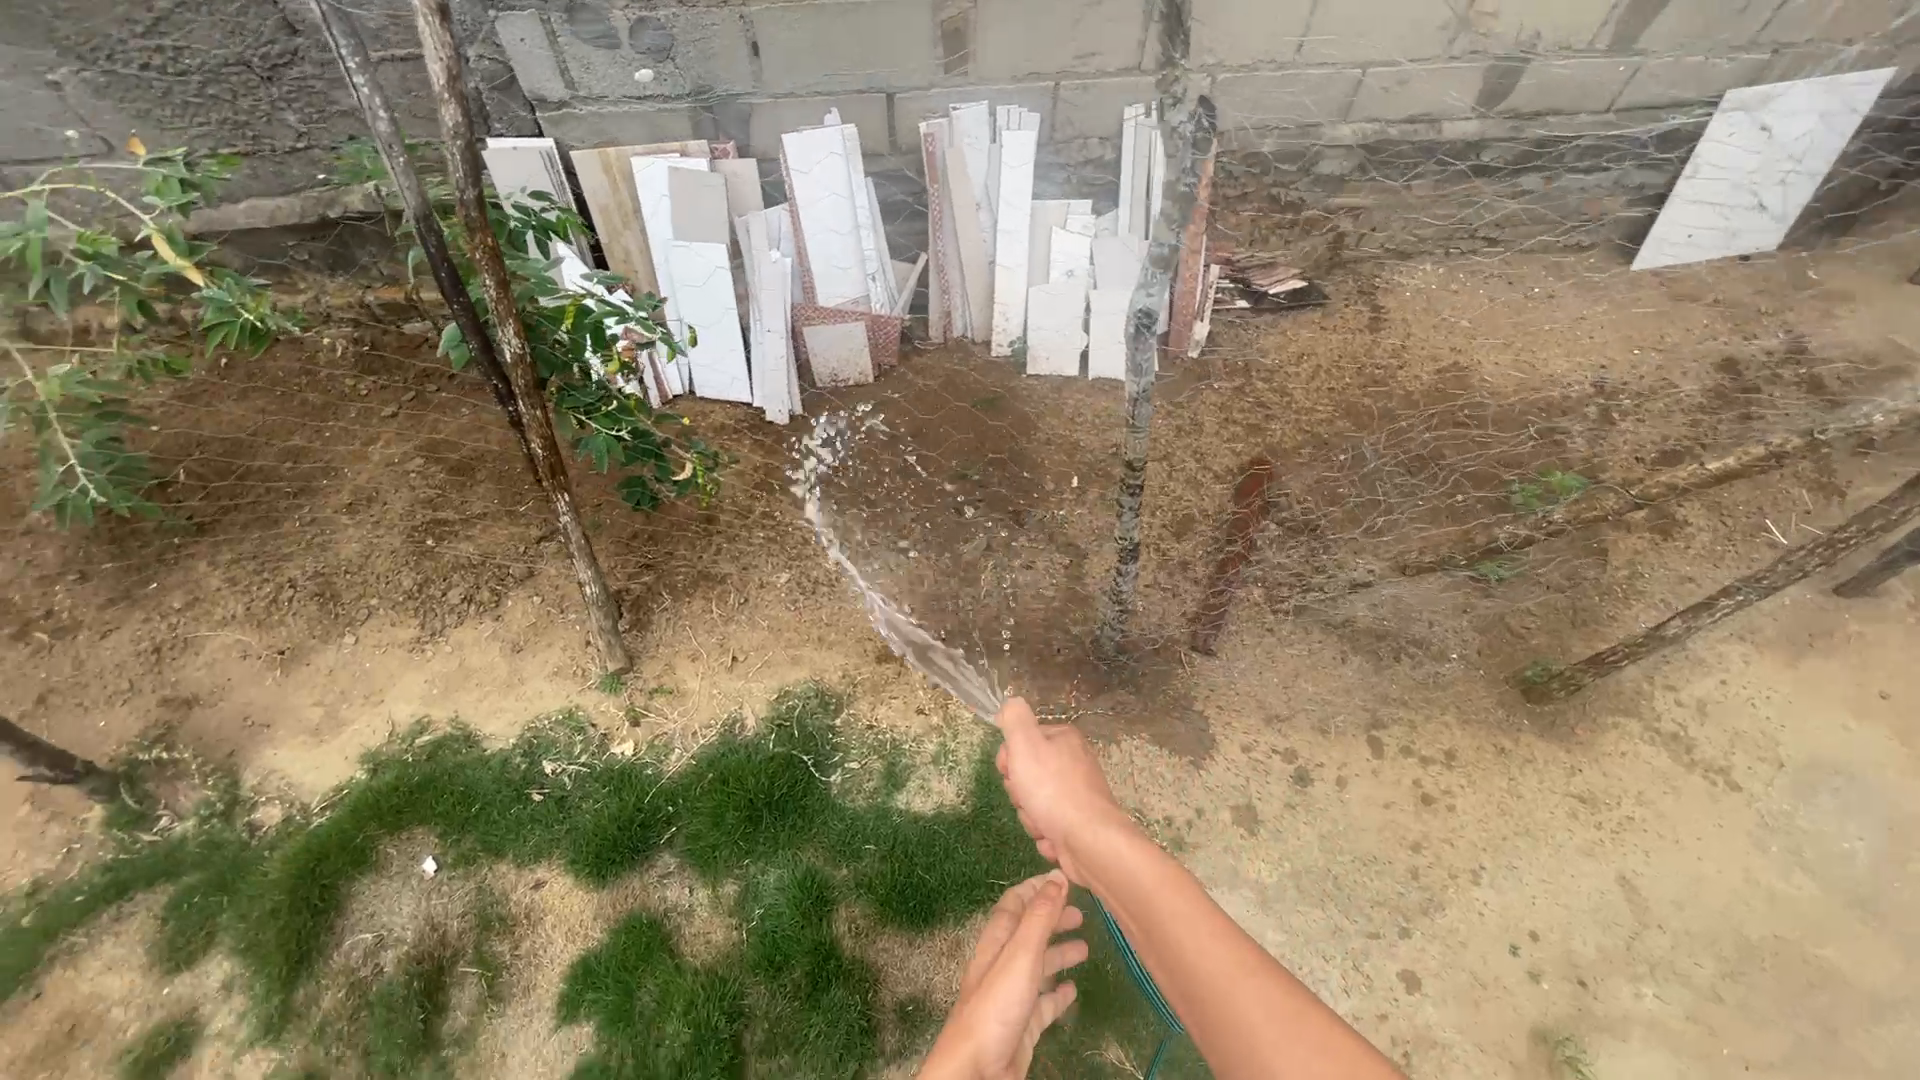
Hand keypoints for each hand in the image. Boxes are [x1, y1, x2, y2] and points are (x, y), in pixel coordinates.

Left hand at [920, 871, 1087, 1079]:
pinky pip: (1044, 1001)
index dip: (1036, 889)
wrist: (978, 1068)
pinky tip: (1073, 990)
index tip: (1063, 879)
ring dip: (1060, 953)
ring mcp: (1013, 993)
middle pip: (1030, 931)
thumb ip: (1040, 916)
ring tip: (1086, 948)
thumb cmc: (997, 1004)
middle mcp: (1004, 962)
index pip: (1016, 902)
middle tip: (1082, 915)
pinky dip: (1059, 992)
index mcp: (999, 940)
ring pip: (1039, 965)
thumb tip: (1057, 877)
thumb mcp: (1021, 953)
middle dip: (1053, 919)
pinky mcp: (1023, 1022)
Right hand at [995, 697, 1135, 885]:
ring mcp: (1078, 795)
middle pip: (1027, 775)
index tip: (1010, 771)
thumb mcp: (1026, 744)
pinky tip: (1054, 838)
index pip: (1021, 743)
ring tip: (1044, 823)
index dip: (1009, 760)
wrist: (1089, 840)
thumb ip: (1015, 718)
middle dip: (1021, 794)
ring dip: (1032, 817)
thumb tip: (1010, 704)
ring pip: (1035, 804)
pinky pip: (1049, 827)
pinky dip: (1047, 835)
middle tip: (1028, 799)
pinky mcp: (1079, 823)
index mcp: (1064, 739)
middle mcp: (1074, 763)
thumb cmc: (1053, 789)